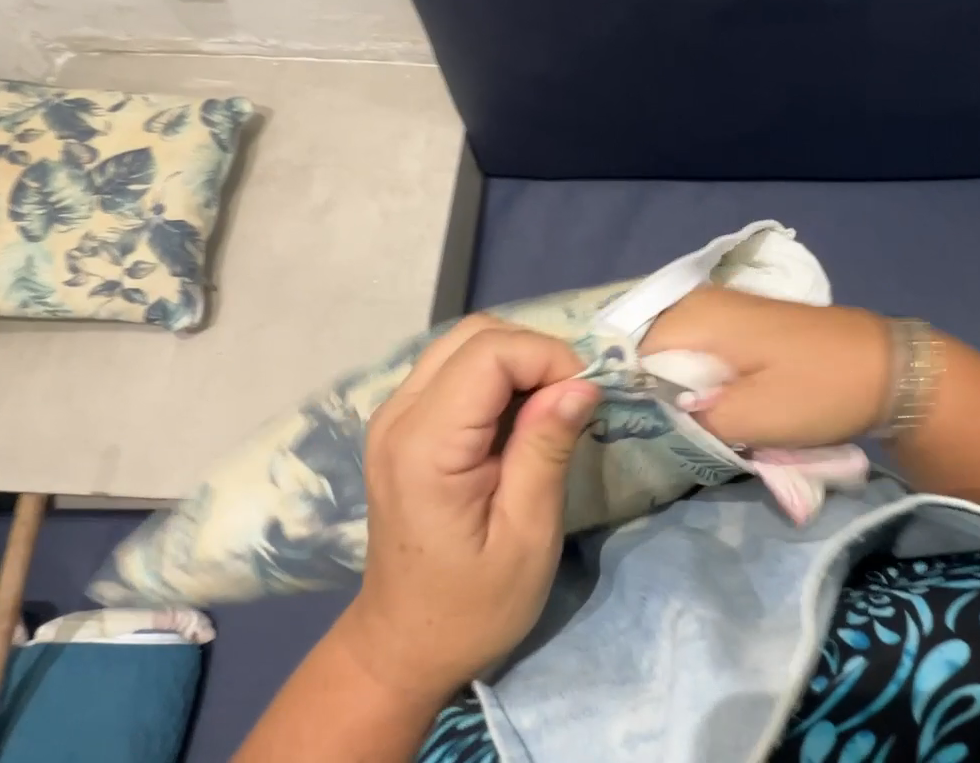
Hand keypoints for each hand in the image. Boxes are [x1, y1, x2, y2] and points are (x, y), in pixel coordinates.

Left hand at [343, 315, 600, 702]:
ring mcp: (394, 415)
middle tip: (571, 402)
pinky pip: (456, 368)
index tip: (585, 400)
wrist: (404, 645)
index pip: (491, 351)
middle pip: (475, 334)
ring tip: (550, 409)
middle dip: (536, 353)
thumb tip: (582, 384)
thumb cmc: (472, 605)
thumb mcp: (527, 536)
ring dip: (519, 361)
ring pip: (465, 342)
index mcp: (426, 444)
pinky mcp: (403, 423)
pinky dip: (499, 375)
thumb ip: (548, 450)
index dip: (549, 358)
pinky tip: (520, 417)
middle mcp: (399, 414)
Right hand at [640, 287, 891, 448]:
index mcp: (694, 317)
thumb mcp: (750, 420)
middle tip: (660, 436)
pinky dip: (700, 381)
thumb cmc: (818, 392)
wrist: (888, 370)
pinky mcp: (745, 326)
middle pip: (650, 352)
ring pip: (676, 355)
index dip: (628, 396)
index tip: (635, 435)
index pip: (627, 355)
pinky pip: (702, 353)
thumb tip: (653, 415)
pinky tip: (710, 409)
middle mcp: (700, 303)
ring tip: (685, 428)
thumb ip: (690, 420)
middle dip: (652, 394)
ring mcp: (724, 311)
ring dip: (679, 391)